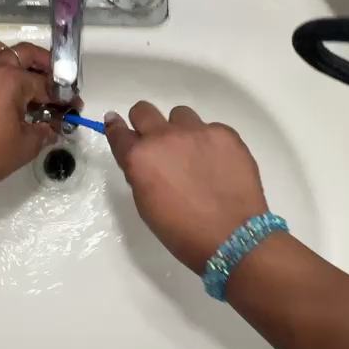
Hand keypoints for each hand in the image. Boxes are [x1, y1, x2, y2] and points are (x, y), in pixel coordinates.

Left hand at [0, 37, 59, 196]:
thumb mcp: (25, 146)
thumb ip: (42, 132)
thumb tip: (50, 129)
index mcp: (11, 80)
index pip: (44, 84)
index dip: (61, 96)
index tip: (71, 105)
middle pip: (23, 53)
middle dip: (43, 63)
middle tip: (53, 79)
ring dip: (10, 56)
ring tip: (18, 75)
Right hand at [104, 101, 269, 269]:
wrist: (232, 238)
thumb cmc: (182, 231)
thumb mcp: (146, 204)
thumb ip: (140, 173)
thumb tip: (141, 158)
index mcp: (140, 158)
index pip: (118, 131)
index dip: (116, 127)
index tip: (116, 124)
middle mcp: (165, 137)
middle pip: (143, 110)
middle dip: (144, 123)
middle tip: (156, 142)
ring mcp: (197, 132)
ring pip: (180, 115)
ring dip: (180, 130)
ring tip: (193, 154)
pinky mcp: (225, 133)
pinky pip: (210, 128)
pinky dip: (209, 142)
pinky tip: (218, 164)